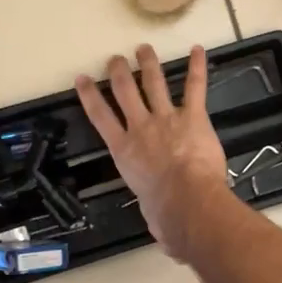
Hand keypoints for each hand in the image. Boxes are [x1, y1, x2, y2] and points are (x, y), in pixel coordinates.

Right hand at [75, 44, 232, 260]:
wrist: (187, 201)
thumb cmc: (165, 215)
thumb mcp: (152, 217)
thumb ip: (156, 215)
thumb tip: (165, 233)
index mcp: (124, 152)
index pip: (100, 118)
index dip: (89, 96)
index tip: (82, 79)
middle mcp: (141, 129)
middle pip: (124, 92)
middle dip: (118, 72)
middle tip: (115, 59)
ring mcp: (167, 119)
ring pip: (154, 83)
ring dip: (149, 64)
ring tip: (144, 49)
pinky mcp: (194, 117)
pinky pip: (195, 87)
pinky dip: (198, 67)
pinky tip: (199, 50)